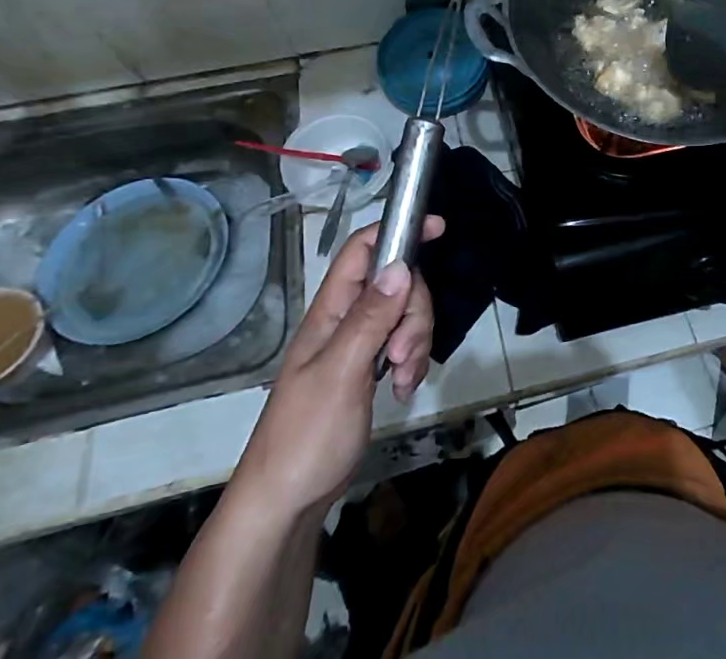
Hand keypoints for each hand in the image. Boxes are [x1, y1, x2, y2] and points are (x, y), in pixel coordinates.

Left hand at [230, 217, 444, 517]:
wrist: (288, 497)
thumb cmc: (307, 433)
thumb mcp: (341, 373)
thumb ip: (370, 319)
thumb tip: (400, 265)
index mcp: (330, 310)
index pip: (362, 251)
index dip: (395, 232)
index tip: (437, 228)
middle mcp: (344, 320)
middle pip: (395, 285)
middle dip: (413, 314)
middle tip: (402, 355)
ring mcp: (356, 346)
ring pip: (402, 317)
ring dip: (414, 344)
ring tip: (401, 380)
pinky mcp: (366, 370)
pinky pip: (400, 348)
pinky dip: (410, 364)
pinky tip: (402, 390)